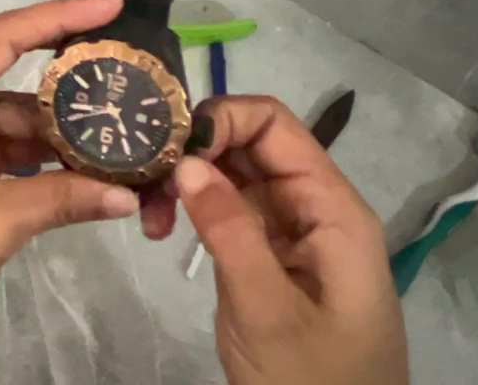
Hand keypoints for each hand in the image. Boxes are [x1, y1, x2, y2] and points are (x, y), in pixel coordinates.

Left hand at [0, 0, 139, 378]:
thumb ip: (62, 198)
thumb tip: (127, 195)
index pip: (5, 36)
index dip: (60, 16)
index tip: (111, 4)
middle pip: (15, 70)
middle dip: (72, 76)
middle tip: (131, 70)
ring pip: (18, 112)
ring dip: (63, 126)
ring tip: (127, 128)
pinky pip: (9, 141)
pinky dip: (44, 153)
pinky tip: (91, 163)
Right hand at [141, 95, 407, 384]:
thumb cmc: (312, 383)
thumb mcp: (269, 311)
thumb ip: (231, 231)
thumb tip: (184, 160)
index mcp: (330, 208)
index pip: (274, 124)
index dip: (222, 119)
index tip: (172, 150)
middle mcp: (310, 205)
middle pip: (246, 141)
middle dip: (192, 150)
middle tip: (146, 179)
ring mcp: (285, 227)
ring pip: (227, 170)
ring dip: (182, 179)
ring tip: (147, 212)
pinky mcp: (262, 248)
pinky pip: (221, 203)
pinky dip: (187, 206)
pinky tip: (160, 228)